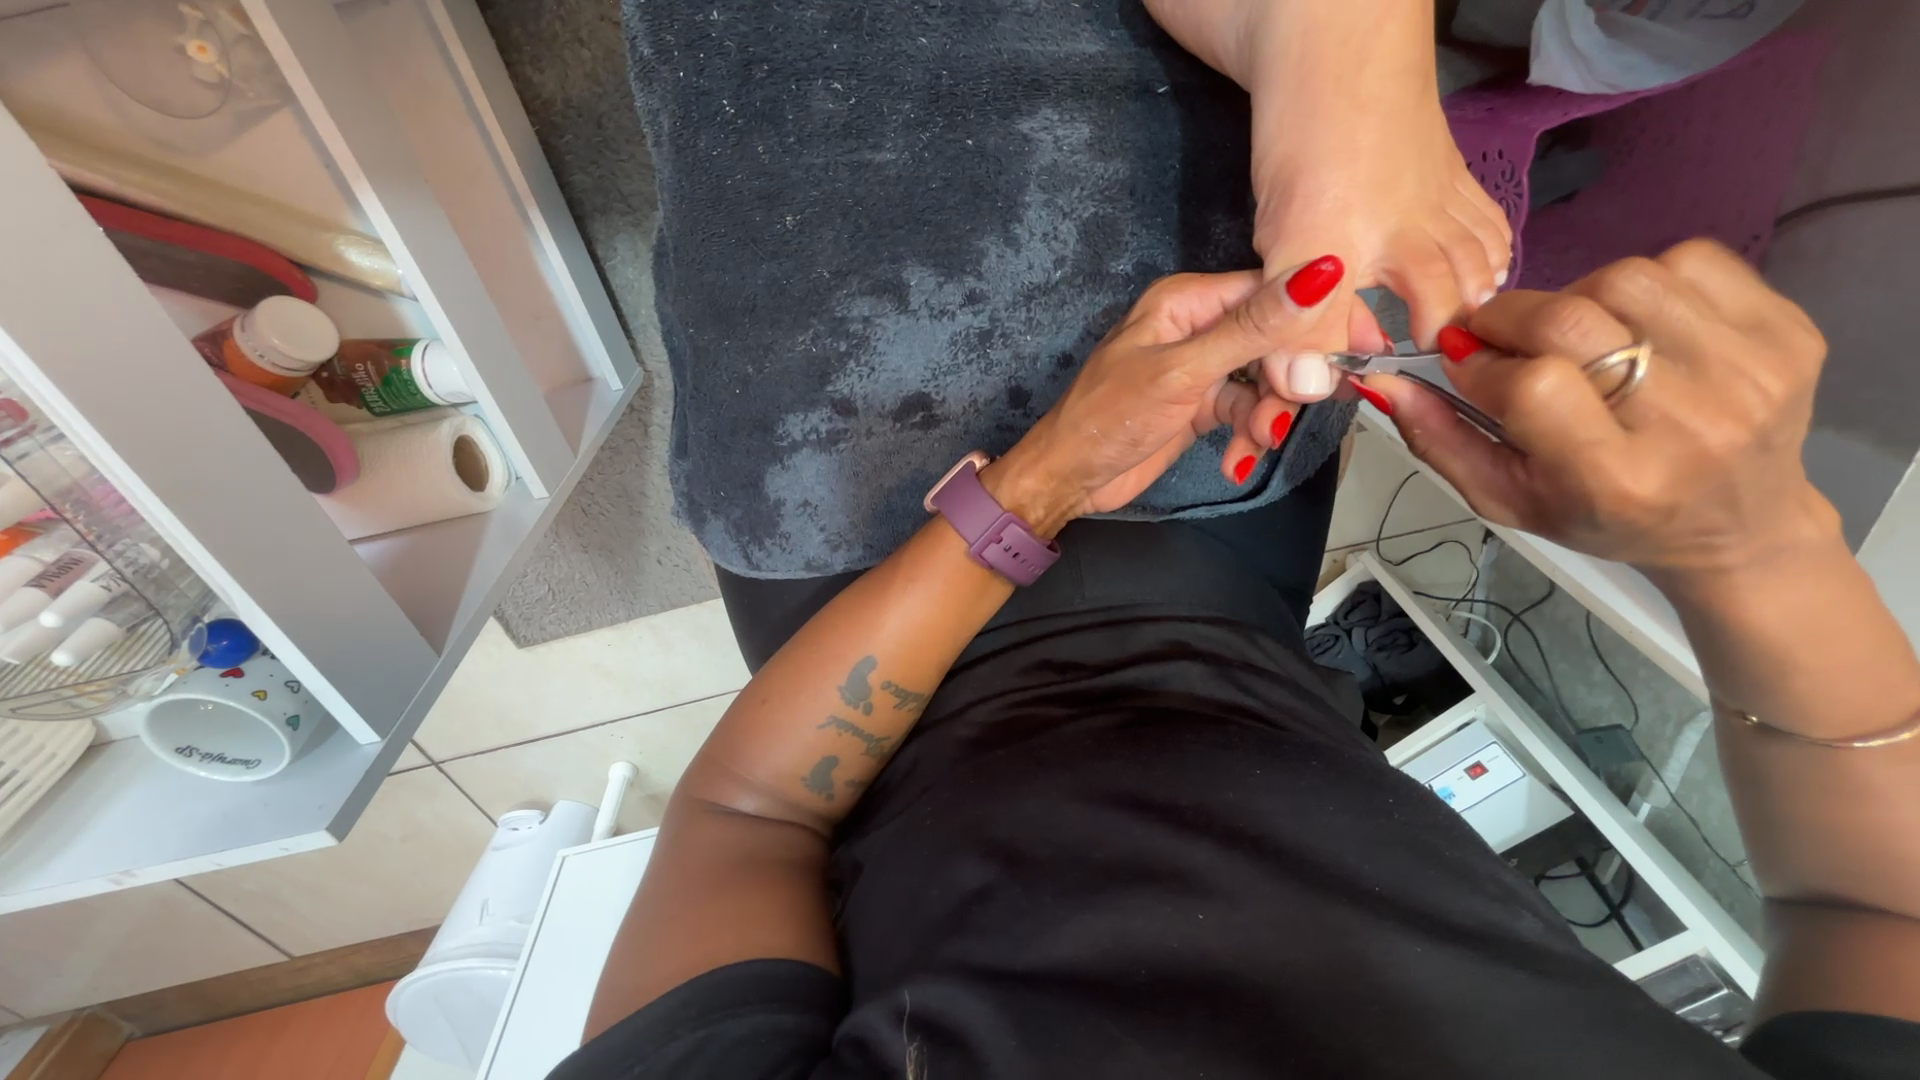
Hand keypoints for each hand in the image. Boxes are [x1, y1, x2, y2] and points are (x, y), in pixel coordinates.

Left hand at [987, 259, 1344, 529]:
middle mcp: (1197, 327)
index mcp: (1187, 301)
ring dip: (1266, 415)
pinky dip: (1248, 434)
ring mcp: (1200, 369)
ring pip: (1263, 381)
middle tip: (1285, 414)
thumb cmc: (1111, 417)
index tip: (1358, 350)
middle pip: (1273, 340)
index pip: (1271, 292)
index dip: (1314, 320)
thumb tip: (1321, 271)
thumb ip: (1251, 329)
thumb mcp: (1183, 371)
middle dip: (1287, 380)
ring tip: (1256, 441)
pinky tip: (1238, 459)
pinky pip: (1244, 411)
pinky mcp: (1200, 406)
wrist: (1072, 477)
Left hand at [1145, 0, 1512, 418]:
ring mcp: (1439, 186)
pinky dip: (1479, 238)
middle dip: (1457, 327)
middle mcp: (1436, 226)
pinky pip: (1473, 209)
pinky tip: (1472, 252)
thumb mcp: (1296, 246)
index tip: (1417, 391)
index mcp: (1408, 256)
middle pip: (1464, 288)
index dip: (1429, 361)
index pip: (1436, 326)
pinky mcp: (1428, 155)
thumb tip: (1309, 392)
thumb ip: (1301, 324)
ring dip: (1473, 287)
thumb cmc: (1314, 145)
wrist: (1332, 38)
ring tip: (1465, 320)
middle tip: (1446, 360)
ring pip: (1477, 248)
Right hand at [1367, 240, 1841, 578]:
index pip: (1532, 385)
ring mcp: (1752, 370)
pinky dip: (1641, 280)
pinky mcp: (1789, 331)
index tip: (1471, 371)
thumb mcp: (1503, 497)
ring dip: (1575, 298)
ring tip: (1570, 334)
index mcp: (1615, 477)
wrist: (1733, 522)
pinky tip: (1630, 321)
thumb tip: (1380, 380)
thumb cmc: (1599, 516)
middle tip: (1497, 335)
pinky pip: (1691, 261)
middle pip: (1575, 320)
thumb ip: (1437, 440)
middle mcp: (1692, 422)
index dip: (1484, 367)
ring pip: (1627, 278)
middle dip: (1513, 318)